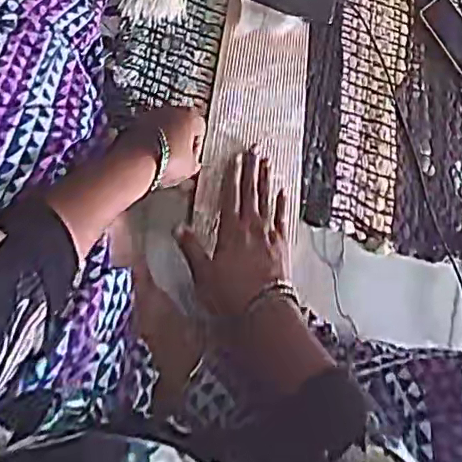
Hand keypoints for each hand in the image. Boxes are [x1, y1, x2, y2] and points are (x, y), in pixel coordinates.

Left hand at [131, 107, 204, 189]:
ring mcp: (153, 114)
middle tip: (176, 159)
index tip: (192, 159)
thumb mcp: (189, 168)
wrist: (136, 160)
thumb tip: (193, 163)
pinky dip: (149, 141)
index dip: (196, 147)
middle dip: (179, 140)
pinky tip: (147, 157)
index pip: (200, 128)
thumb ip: (194, 162)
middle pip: (181, 124)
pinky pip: (148, 131)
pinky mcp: (137, 121)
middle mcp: (173, 110)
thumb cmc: (167, 160)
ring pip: (164, 127)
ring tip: (160, 159)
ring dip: (164, 140)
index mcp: (191, 116)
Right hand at [175, 149, 292, 319]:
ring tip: (267, 162)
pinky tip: (283, 191)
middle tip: (254, 149)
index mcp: (230, 230)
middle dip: (251, 169)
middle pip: (250, 192)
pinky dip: (283, 204)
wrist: (264, 312)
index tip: (234, 158)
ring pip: (267, 200)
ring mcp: (268, 235)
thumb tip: (177, 227)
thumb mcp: (203, 274)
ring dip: (266, 180)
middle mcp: (250, 227)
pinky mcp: (282, 246)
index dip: (232, 175)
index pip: (230, 196)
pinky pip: (282, 219)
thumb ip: (191, 249)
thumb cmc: (230, 296)